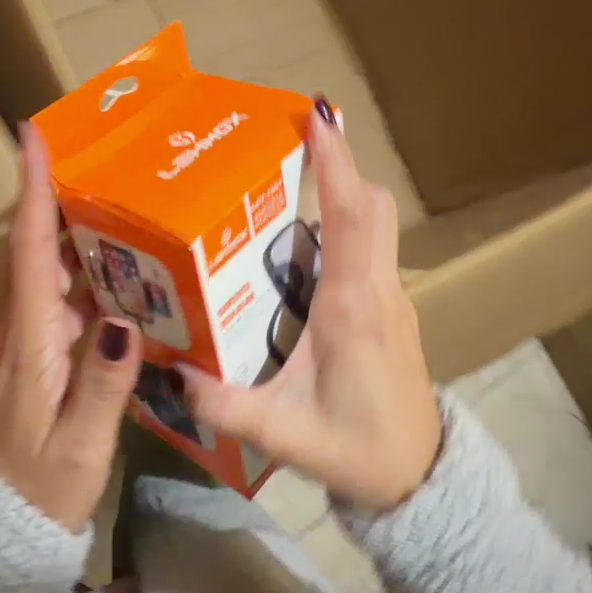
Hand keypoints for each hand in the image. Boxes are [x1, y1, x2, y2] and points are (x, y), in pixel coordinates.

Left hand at [0, 123, 141, 531]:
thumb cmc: (38, 487)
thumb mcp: (79, 444)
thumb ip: (103, 382)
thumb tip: (124, 319)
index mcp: (28, 340)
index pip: (30, 250)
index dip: (34, 191)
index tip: (34, 135)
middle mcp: (16, 330)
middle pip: (32, 249)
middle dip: (54, 196)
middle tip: (98, 156)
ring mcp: (18, 343)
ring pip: (39, 271)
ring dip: (66, 231)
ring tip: (114, 199)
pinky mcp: (27, 358)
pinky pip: (48, 297)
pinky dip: (74, 271)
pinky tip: (112, 272)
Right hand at [182, 100, 441, 511]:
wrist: (422, 477)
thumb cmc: (359, 451)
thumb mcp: (285, 435)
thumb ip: (225, 406)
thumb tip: (169, 372)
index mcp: (353, 307)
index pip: (352, 218)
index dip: (336, 163)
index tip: (316, 115)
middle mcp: (377, 291)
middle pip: (370, 207)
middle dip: (338, 167)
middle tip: (290, 144)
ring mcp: (391, 299)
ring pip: (374, 226)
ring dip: (340, 194)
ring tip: (284, 185)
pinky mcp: (391, 311)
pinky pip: (369, 251)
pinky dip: (343, 228)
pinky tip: (300, 249)